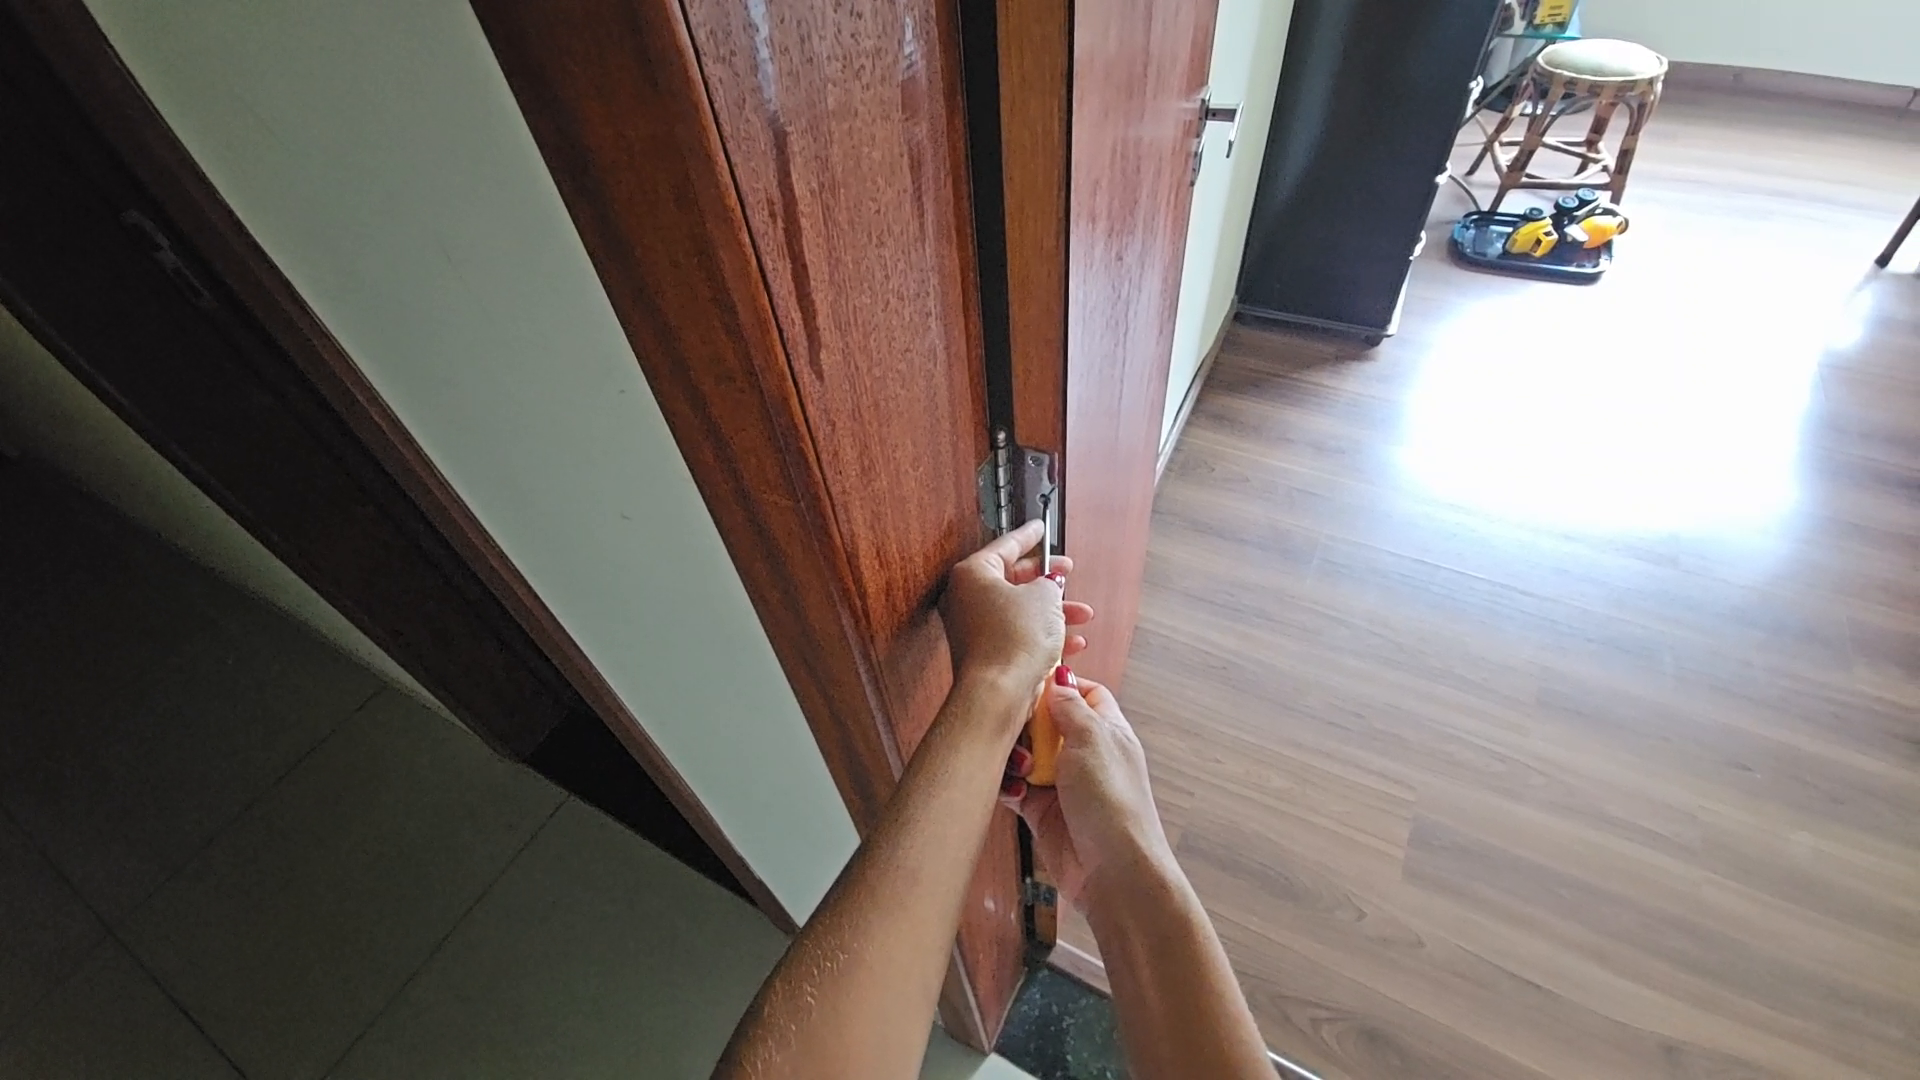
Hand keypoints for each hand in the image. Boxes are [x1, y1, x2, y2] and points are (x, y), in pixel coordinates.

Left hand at [940, 520, 1092, 692]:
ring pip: (1020, 610)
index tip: (1039, 528)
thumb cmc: (1012, 641)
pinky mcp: (986, 654)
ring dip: (1054, 611)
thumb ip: (1049, 582)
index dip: (1028, 536)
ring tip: (1081, 614)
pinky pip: (1018, 636)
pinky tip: (1072, 643)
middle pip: (1013, 579)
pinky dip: (1045, 636)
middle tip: (1066, 573)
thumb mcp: (1044, 597)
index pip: (1005, 546)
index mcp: (973, 574)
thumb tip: (1050, 585)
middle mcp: (967, 599)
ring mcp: (974, 628)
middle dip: (1047, 581)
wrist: (999, 693)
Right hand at [1001, 672, 1174, 911]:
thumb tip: (1057, 677)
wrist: (1113, 873)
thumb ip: (1070, 705)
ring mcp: (1061, 781)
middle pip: (1044, 719)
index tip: (1032, 680)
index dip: (1060, 684)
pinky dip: (1008, 783)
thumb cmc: (1112, 801)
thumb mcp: (1093, 739)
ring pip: (1024, 751)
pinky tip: (1013, 788)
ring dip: (1014, 755)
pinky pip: (1014, 785)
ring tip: (1021, 767)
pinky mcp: (1040, 809)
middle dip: (1026, 721)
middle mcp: (1083, 752)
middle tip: (1019, 728)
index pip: (1083, 692)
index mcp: (1106, 730)